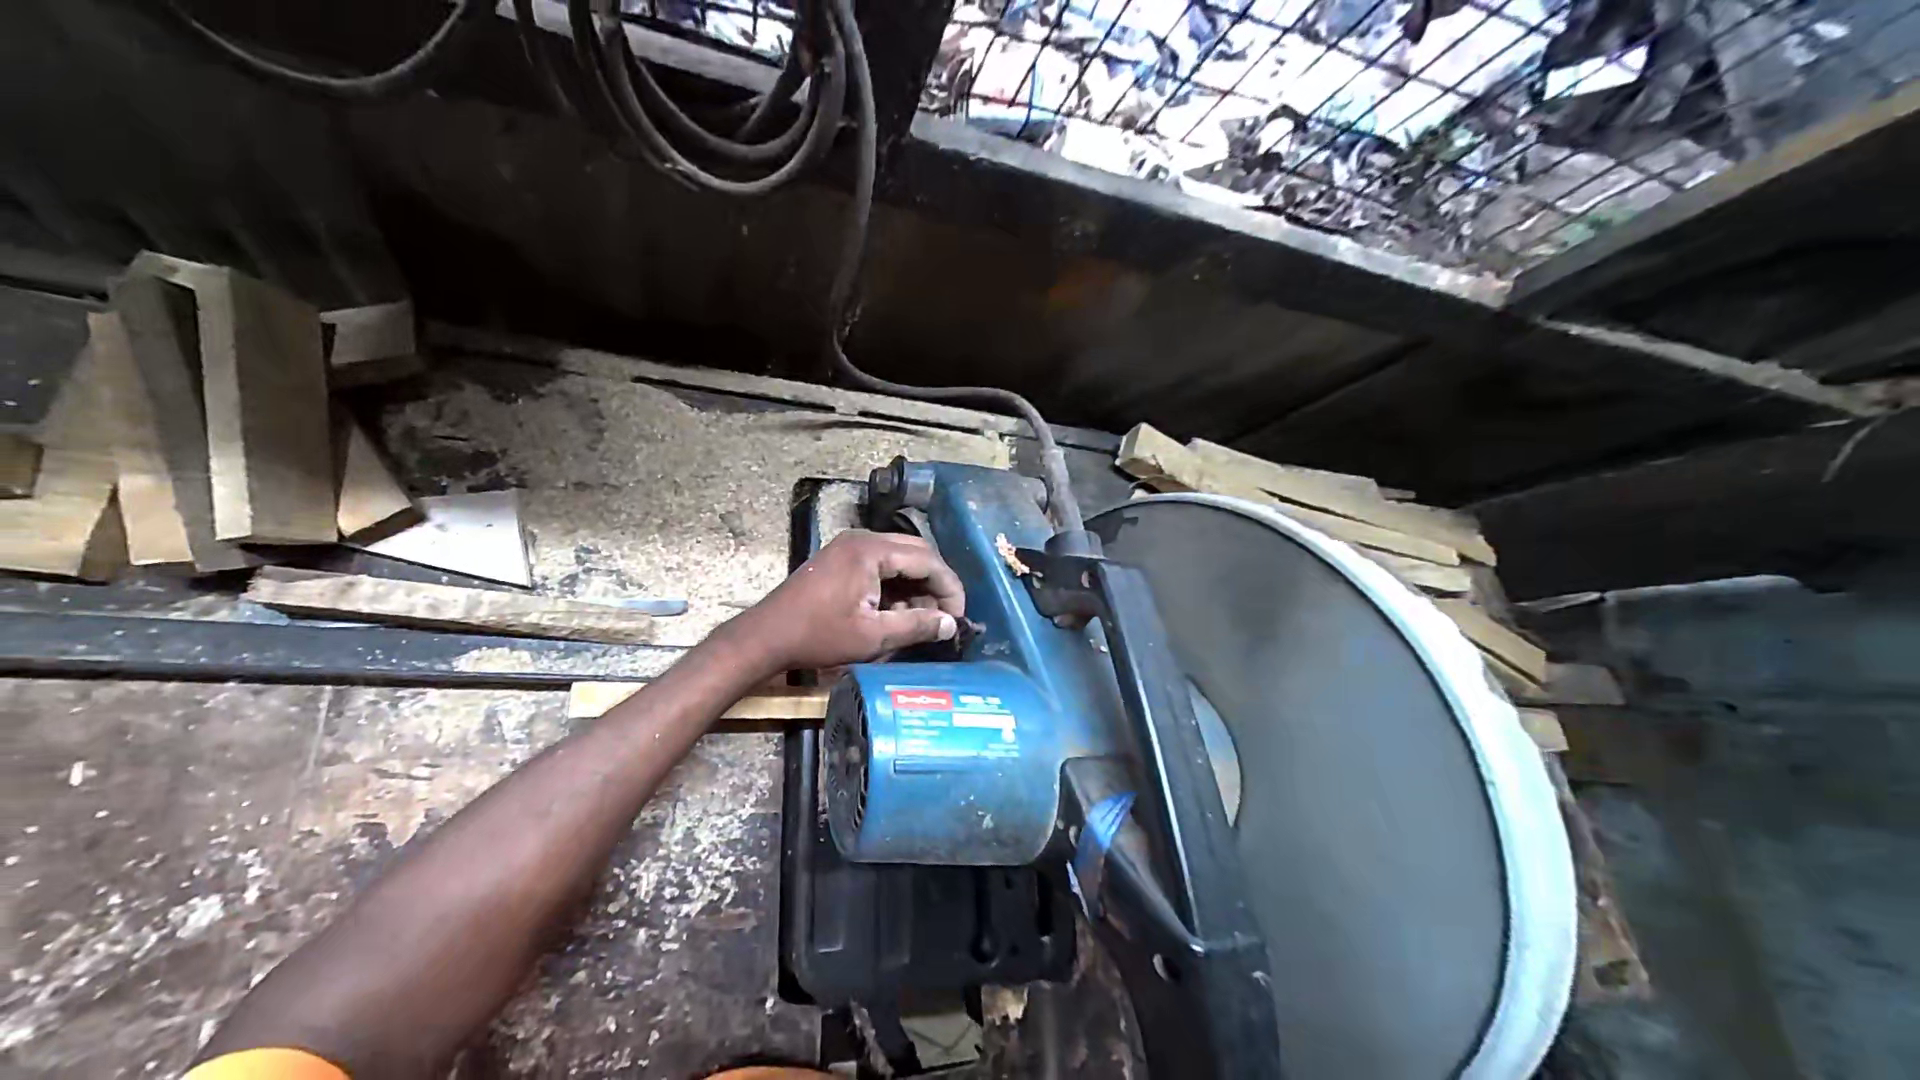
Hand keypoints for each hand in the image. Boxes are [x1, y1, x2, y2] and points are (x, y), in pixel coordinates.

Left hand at [721, 530, 965, 674]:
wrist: (766, 637)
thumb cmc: (819, 636)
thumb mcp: (873, 636)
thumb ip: (917, 625)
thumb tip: (951, 624)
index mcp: (871, 550)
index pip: (928, 559)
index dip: (950, 588)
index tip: (959, 617)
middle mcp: (862, 538)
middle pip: (916, 552)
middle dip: (935, 583)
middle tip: (944, 616)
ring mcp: (848, 546)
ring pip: (899, 557)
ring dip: (915, 584)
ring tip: (921, 618)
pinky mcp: (840, 558)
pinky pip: (880, 563)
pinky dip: (895, 584)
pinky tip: (897, 611)